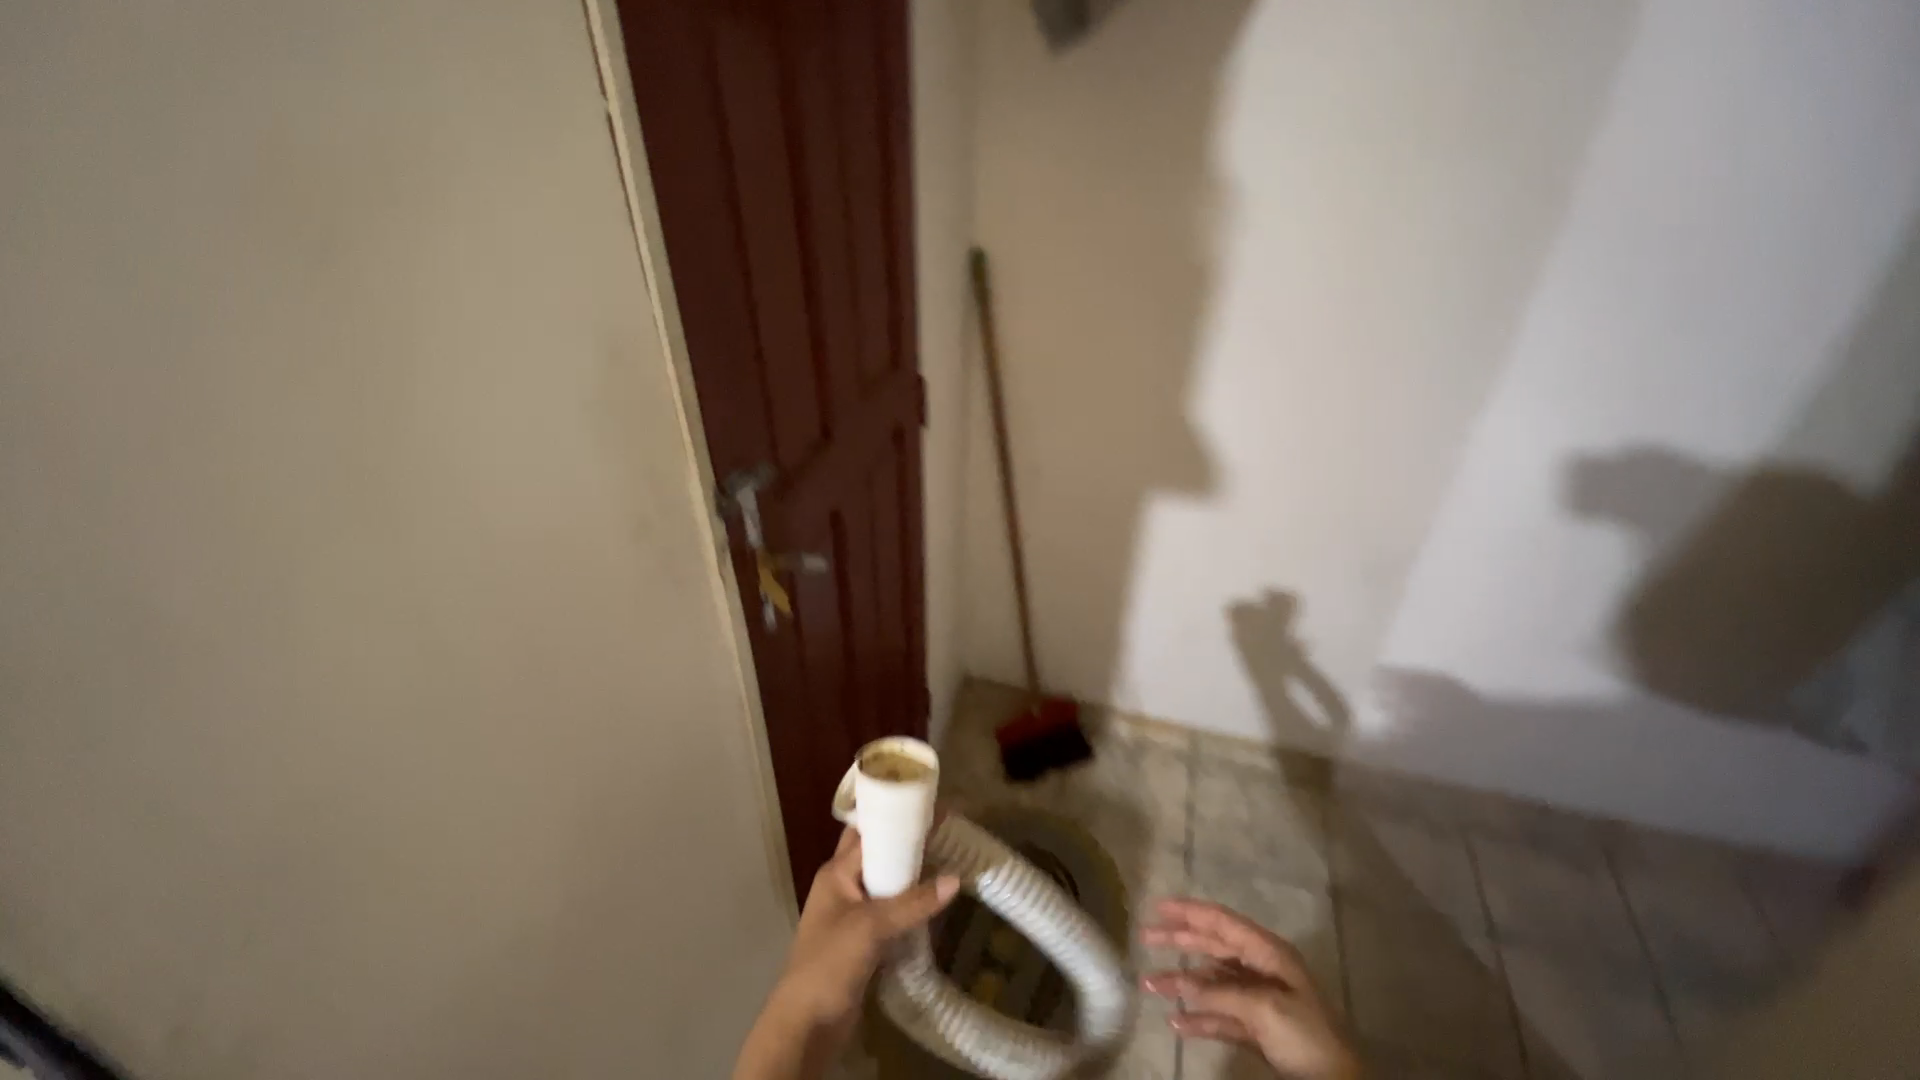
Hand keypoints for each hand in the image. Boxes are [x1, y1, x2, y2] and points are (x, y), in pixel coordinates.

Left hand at [774, 827, 959, 1035]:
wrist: (806, 1024)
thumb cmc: (830, 963)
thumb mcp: (871, 927)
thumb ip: (913, 903)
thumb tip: (956, 878)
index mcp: (837, 873)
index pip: (869, 831)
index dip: (898, 817)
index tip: (932, 806)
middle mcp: (844, 886)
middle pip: (878, 854)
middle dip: (907, 842)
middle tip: (947, 830)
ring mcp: (853, 914)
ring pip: (887, 883)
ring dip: (912, 874)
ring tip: (950, 858)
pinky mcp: (864, 940)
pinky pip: (891, 911)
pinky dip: (911, 904)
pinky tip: (937, 902)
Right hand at [1141, 898, 1359, 1079]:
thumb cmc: (1306, 1036)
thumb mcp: (1263, 1008)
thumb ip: (1220, 993)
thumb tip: (1182, 985)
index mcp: (1268, 954)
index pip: (1222, 922)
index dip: (1190, 912)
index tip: (1157, 907)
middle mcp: (1261, 970)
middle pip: (1213, 947)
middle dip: (1179, 942)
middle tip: (1144, 937)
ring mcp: (1257, 1000)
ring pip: (1211, 983)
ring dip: (1181, 984)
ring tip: (1148, 985)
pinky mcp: (1255, 1029)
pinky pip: (1219, 1016)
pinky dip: (1197, 1018)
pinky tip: (1175, 1023)